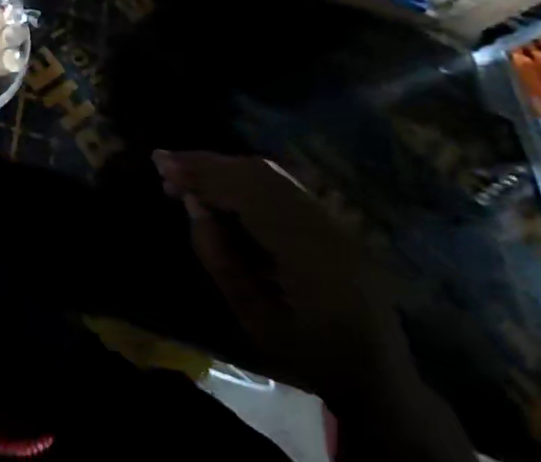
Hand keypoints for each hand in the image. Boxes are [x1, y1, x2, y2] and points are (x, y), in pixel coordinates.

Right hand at [156, 151, 474, 461]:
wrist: (379, 376)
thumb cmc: (308, 353)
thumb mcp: (254, 317)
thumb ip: (219, 257)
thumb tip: (192, 203)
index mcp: (308, 249)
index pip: (247, 192)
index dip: (202, 173)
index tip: (161, 165)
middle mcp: (325, 222)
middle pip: (259, 174)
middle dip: (209, 164)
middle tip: (165, 165)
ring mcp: (334, 218)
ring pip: (272, 174)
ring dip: (226, 168)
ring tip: (187, 172)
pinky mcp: (333, 219)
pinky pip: (284, 184)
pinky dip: (246, 177)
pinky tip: (222, 184)